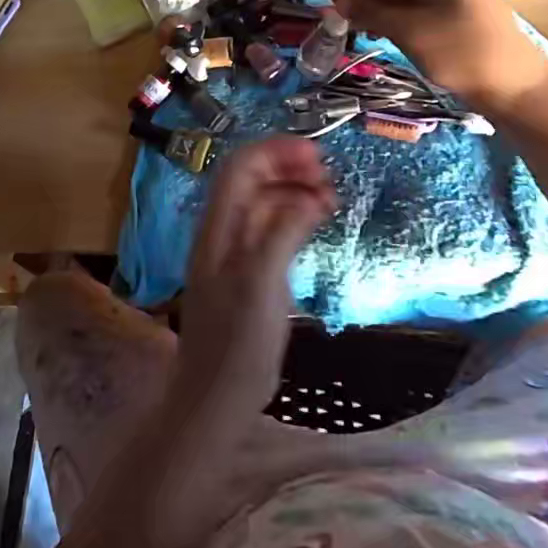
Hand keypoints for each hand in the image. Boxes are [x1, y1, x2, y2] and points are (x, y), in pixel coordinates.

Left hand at [176, 137, 336, 416]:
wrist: (217, 395)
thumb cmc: (238, 343)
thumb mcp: (262, 284)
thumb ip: (282, 233)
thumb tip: (310, 195)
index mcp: (219, 228)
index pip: (241, 168)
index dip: (276, 152)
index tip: (318, 155)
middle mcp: (223, 232)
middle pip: (251, 179)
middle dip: (288, 167)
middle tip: (328, 177)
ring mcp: (235, 252)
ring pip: (262, 202)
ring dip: (293, 190)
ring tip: (330, 197)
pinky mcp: (250, 271)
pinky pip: (270, 228)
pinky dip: (293, 216)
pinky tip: (316, 222)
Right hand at [326, 0, 547, 110]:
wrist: (513, 87)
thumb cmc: (461, 53)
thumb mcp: (410, 31)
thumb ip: (372, 11)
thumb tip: (340, 0)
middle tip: (337, 11)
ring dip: (376, 3)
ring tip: (353, 24)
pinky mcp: (457, 13)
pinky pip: (417, 5)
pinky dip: (394, 14)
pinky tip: (379, 30)